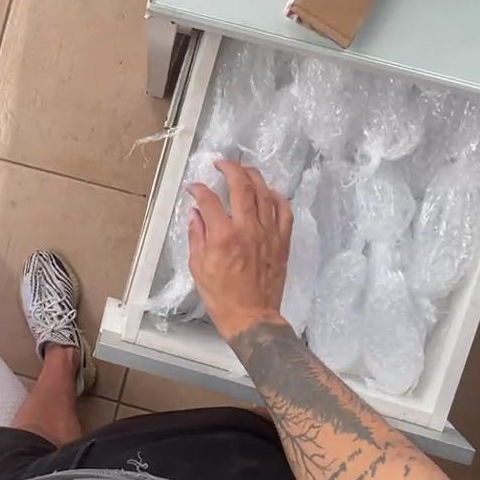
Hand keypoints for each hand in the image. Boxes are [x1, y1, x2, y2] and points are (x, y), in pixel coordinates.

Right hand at [188, 160, 292, 344]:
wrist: (251, 317)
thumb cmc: (221, 296)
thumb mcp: (198, 266)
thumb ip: (196, 235)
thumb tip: (195, 213)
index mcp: (223, 237)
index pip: (209, 200)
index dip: (199, 189)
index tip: (194, 187)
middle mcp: (247, 229)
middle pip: (241, 186)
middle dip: (230, 168)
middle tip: (221, 163)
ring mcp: (268, 234)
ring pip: (264, 193)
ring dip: (253, 176)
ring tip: (244, 169)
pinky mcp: (282, 242)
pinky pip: (285, 212)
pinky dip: (278, 197)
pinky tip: (269, 191)